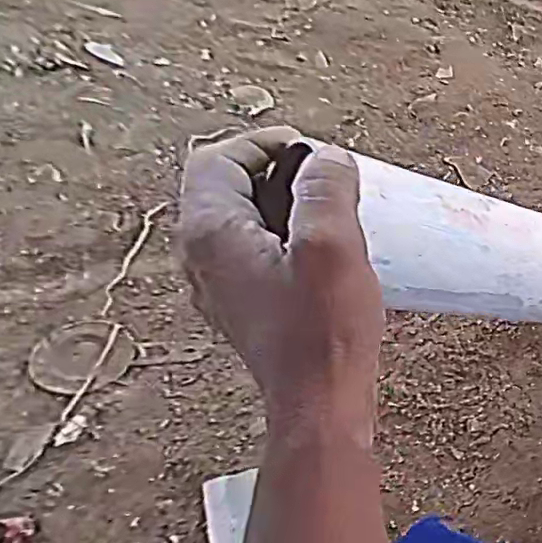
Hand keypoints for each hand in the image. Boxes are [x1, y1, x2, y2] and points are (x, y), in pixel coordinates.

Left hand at [176, 128, 384, 436]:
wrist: (319, 399)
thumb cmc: (325, 329)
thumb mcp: (334, 247)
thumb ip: (326, 192)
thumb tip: (328, 157)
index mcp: (211, 233)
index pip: (218, 160)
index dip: (265, 144)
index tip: (315, 149)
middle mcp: (202, 256)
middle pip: (228, 189)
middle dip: (280, 173)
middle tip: (334, 179)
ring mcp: (222, 285)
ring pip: (245, 222)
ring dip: (288, 206)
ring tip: (339, 212)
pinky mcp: (248, 305)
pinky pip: (259, 253)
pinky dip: (290, 238)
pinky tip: (331, 254)